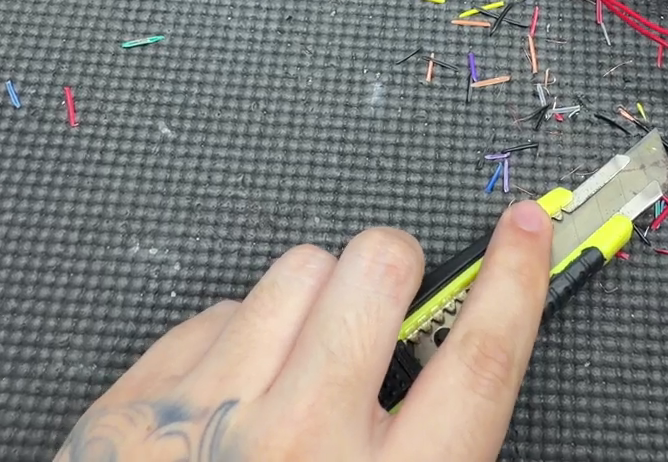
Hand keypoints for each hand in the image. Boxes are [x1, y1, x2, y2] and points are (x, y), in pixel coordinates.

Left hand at [55, 201, 551, 461]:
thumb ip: (433, 450)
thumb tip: (455, 365)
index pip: (477, 364)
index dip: (513, 282)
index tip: (527, 228)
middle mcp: (300, 448)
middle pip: (379, 270)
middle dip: (394, 266)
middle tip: (380, 306)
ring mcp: (210, 415)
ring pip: (300, 267)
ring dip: (313, 301)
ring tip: (296, 364)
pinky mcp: (141, 401)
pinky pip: (221, 307)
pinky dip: (240, 334)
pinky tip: (230, 395)